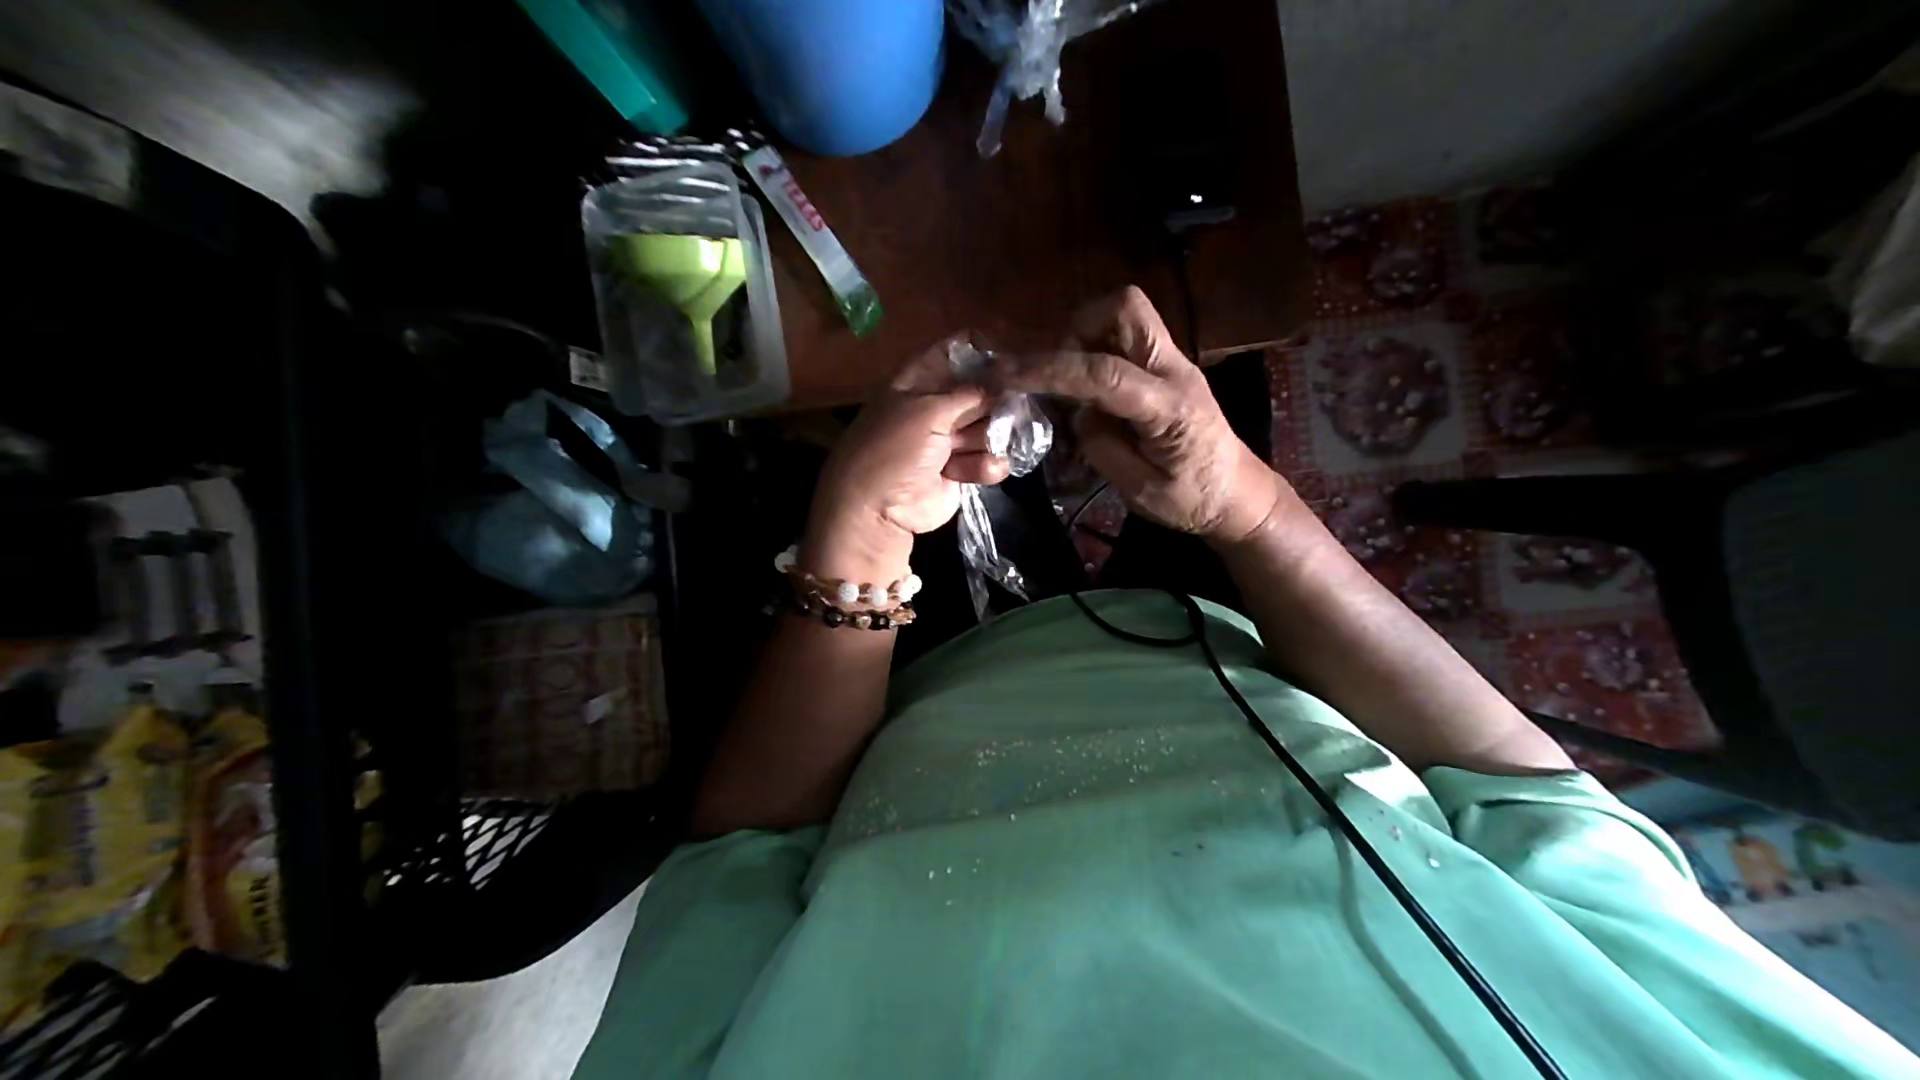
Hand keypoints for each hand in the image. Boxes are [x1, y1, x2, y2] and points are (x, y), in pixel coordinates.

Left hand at [804, 340, 1012, 583]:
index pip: (952, 354)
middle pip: (978, 392)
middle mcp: (933, 407)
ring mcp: (946, 441)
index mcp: (916, 382)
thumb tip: (1005, 379)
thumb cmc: (895, 449)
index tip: (1010, 360)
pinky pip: (986, 460)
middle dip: (995, 401)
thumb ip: (970, 393)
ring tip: (978, 447)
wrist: (877, 509)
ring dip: (989, 438)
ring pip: (988, 428)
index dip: (980, 352)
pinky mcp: (958, 471)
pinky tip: (977, 472)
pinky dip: (984, 466)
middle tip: (1010, 407)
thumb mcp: (929, 411)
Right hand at [996, 287, 1286, 546]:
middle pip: (1124, 307)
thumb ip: (1101, 445)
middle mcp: (1174, 370)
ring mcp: (1173, 363)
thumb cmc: (1192, 500)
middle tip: (1059, 373)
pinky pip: (1125, 336)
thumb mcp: (1138, 489)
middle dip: (1077, 329)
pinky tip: (1088, 388)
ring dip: (1086, 336)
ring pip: (1124, 313)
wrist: (1238, 494)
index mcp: (1170, 407)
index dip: (1050, 370)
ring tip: (1071, 383)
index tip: (1006, 374)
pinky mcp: (1166, 367)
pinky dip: (1096, 348)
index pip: (1104, 374)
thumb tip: (1079, 412)